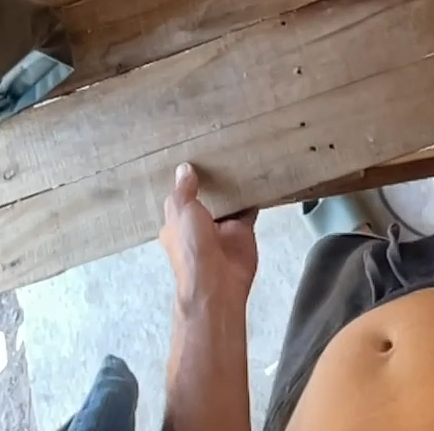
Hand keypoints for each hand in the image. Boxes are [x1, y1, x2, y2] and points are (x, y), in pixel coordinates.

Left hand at [159, 162, 257, 311]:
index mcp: (178, 223)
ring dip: (233, 187)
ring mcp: (222, 229)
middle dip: (212, 181)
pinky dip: (253, 197)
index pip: (180, 199)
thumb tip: (184, 169)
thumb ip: (184, 189)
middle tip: (218, 153)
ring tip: (237, 158)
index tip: (192, 160)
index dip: (185, 182)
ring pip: (229, 202)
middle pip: (207, 198)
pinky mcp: (243, 232)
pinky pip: (249, 210)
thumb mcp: (180, 209)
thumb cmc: (191, 248)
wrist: (217, 280)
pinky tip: (255, 177)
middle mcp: (200, 226)